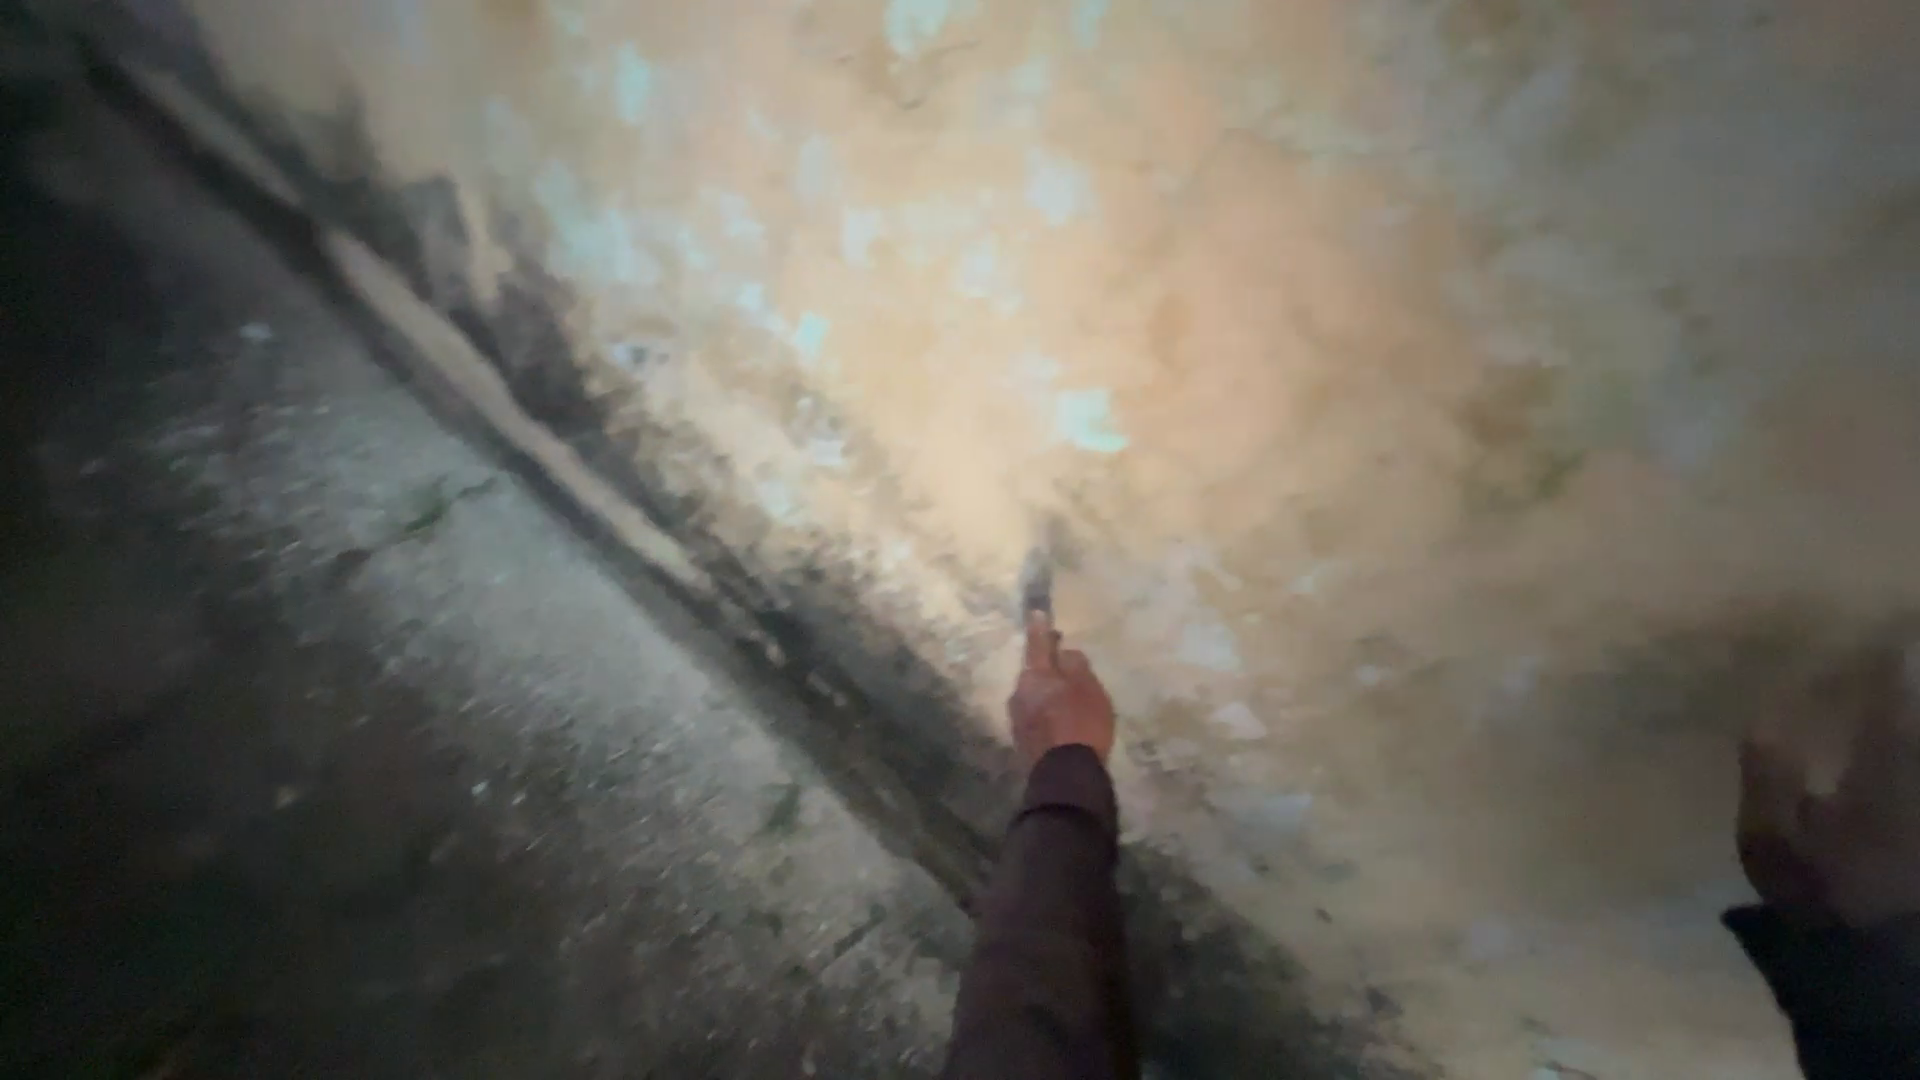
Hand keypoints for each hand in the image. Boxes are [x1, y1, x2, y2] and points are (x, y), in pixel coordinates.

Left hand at [1008, 611, 1115, 768]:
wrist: (1064, 775)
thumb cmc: (1081, 724)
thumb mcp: (1088, 688)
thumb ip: (1076, 665)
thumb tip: (1065, 652)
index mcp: (1036, 675)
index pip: (1037, 644)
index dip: (1040, 628)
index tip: (1036, 613)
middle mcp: (1020, 692)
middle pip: (1034, 671)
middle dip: (1046, 665)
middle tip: (1062, 660)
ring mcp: (1017, 716)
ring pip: (1032, 693)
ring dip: (1045, 690)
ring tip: (1065, 695)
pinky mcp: (1021, 738)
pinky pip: (1034, 714)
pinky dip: (1045, 710)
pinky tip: (1058, 719)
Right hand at [1738, 644, 1919, 927]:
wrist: (1873, 953)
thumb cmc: (1810, 886)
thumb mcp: (1767, 834)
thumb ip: (1769, 771)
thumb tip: (1771, 713)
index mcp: (1881, 790)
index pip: (1891, 719)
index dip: (1890, 675)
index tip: (1890, 634)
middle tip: (1916, 642)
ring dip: (1919, 711)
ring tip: (1915, 674)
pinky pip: (1918, 763)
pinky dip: (1911, 740)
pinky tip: (1905, 727)